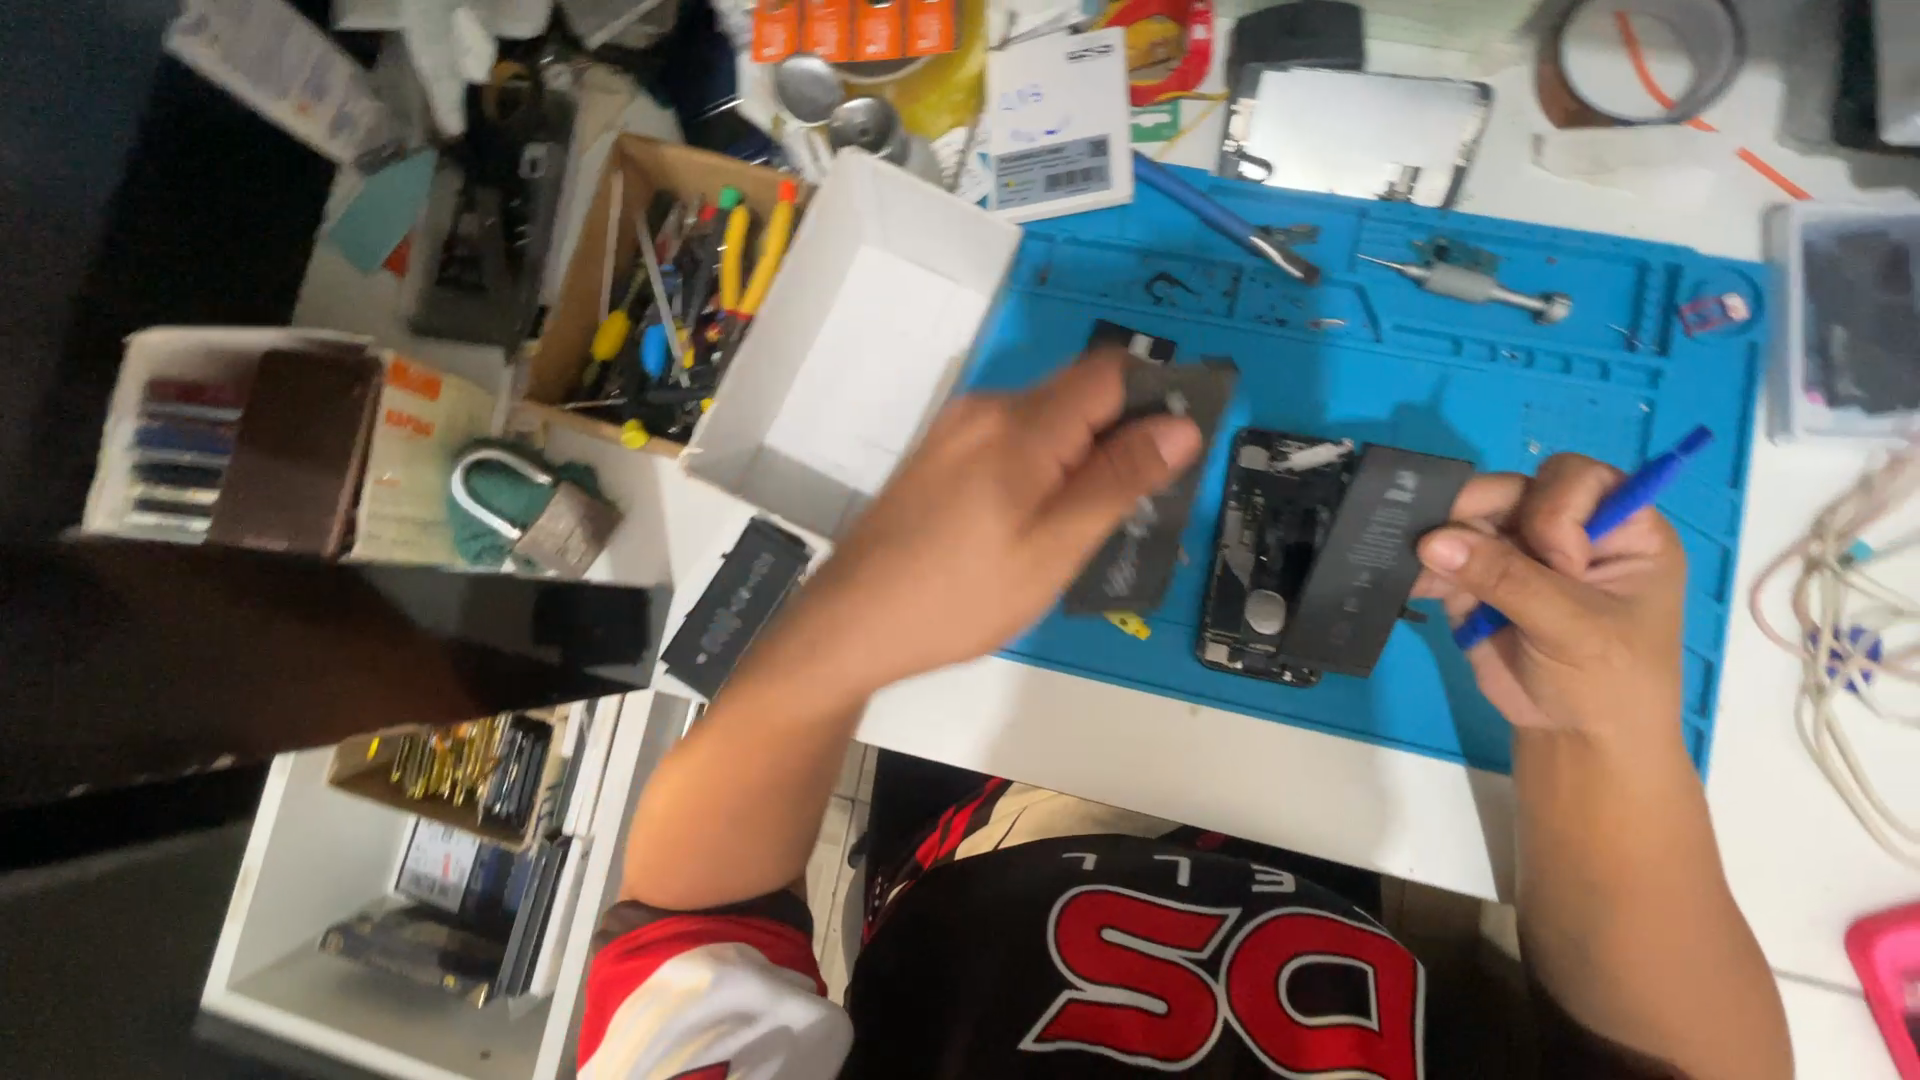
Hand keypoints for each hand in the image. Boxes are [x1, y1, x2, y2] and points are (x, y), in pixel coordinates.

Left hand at [789, 350, 1201, 693]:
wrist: (851, 622)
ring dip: (1078, 458)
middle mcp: (985, 409)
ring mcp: (955, 431)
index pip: (1110, 373)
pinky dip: (1039, 469)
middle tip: (1132, 508)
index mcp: (1020, 423)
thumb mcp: (1054, 547)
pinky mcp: (938, 457)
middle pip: (1076, 396)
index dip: (1155, 399)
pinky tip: (1033, 524)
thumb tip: (1183, 426)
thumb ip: (1118, 480)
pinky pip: (1009, 443)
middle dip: (1117, 438)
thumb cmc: (961, 595)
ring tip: (1082, 527)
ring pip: (1044, 423)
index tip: (1175, 456)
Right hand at [1413, 453, 1686, 738]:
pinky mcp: (1473, 582)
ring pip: (1466, 520)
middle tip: (1447, 540)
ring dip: (1439, 536)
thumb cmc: (1609, 679)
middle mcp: (1564, 532)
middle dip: (1478, 512)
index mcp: (1619, 530)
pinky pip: (1439, 558)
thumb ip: (1508, 580)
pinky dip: (1420, 568)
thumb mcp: (1575, 627)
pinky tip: (1413, 583)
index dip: (1555, 508)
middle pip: (1511, 492)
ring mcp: (1515, 556)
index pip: (1577, 481)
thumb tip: (1432, 542)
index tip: (1556, 561)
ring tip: (1423, 563)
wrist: (1575, 735)